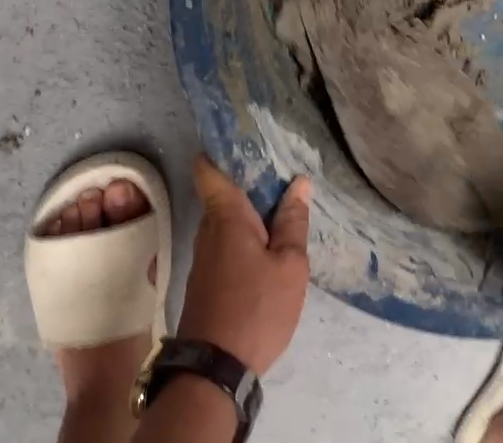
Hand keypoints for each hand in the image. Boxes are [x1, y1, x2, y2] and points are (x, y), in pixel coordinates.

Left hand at [175, 155, 312, 373]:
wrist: (214, 369)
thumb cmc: (256, 308)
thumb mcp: (289, 265)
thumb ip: (293, 222)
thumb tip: (299, 184)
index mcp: (226, 216)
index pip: (209, 169)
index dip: (220, 148)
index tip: (241, 134)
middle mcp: (208, 229)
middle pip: (223, 193)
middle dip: (248, 181)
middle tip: (282, 169)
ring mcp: (203, 256)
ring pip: (226, 220)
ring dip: (249, 211)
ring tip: (281, 203)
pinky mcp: (206, 279)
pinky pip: (225, 242)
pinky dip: (244, 235)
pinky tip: (267, 242)